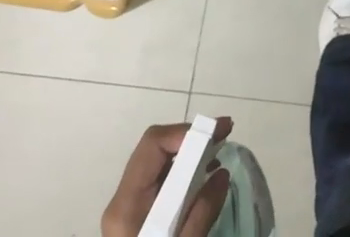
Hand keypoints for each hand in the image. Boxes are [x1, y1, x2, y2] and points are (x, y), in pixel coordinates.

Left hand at [101, 119, 233, 236]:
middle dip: (192, 138)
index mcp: (127, 204)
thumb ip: (201, 213)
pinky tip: (206, 176)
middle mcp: (124, 199)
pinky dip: (185, 172)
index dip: (184, 133)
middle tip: (226, 132)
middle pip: (156, 150)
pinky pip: (162, 182)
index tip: (215, 135)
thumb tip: (221, 174)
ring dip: (190, 152)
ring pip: (160, 163)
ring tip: (221, 149)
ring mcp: (130, 208)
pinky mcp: (139, 217)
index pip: (152, 145)